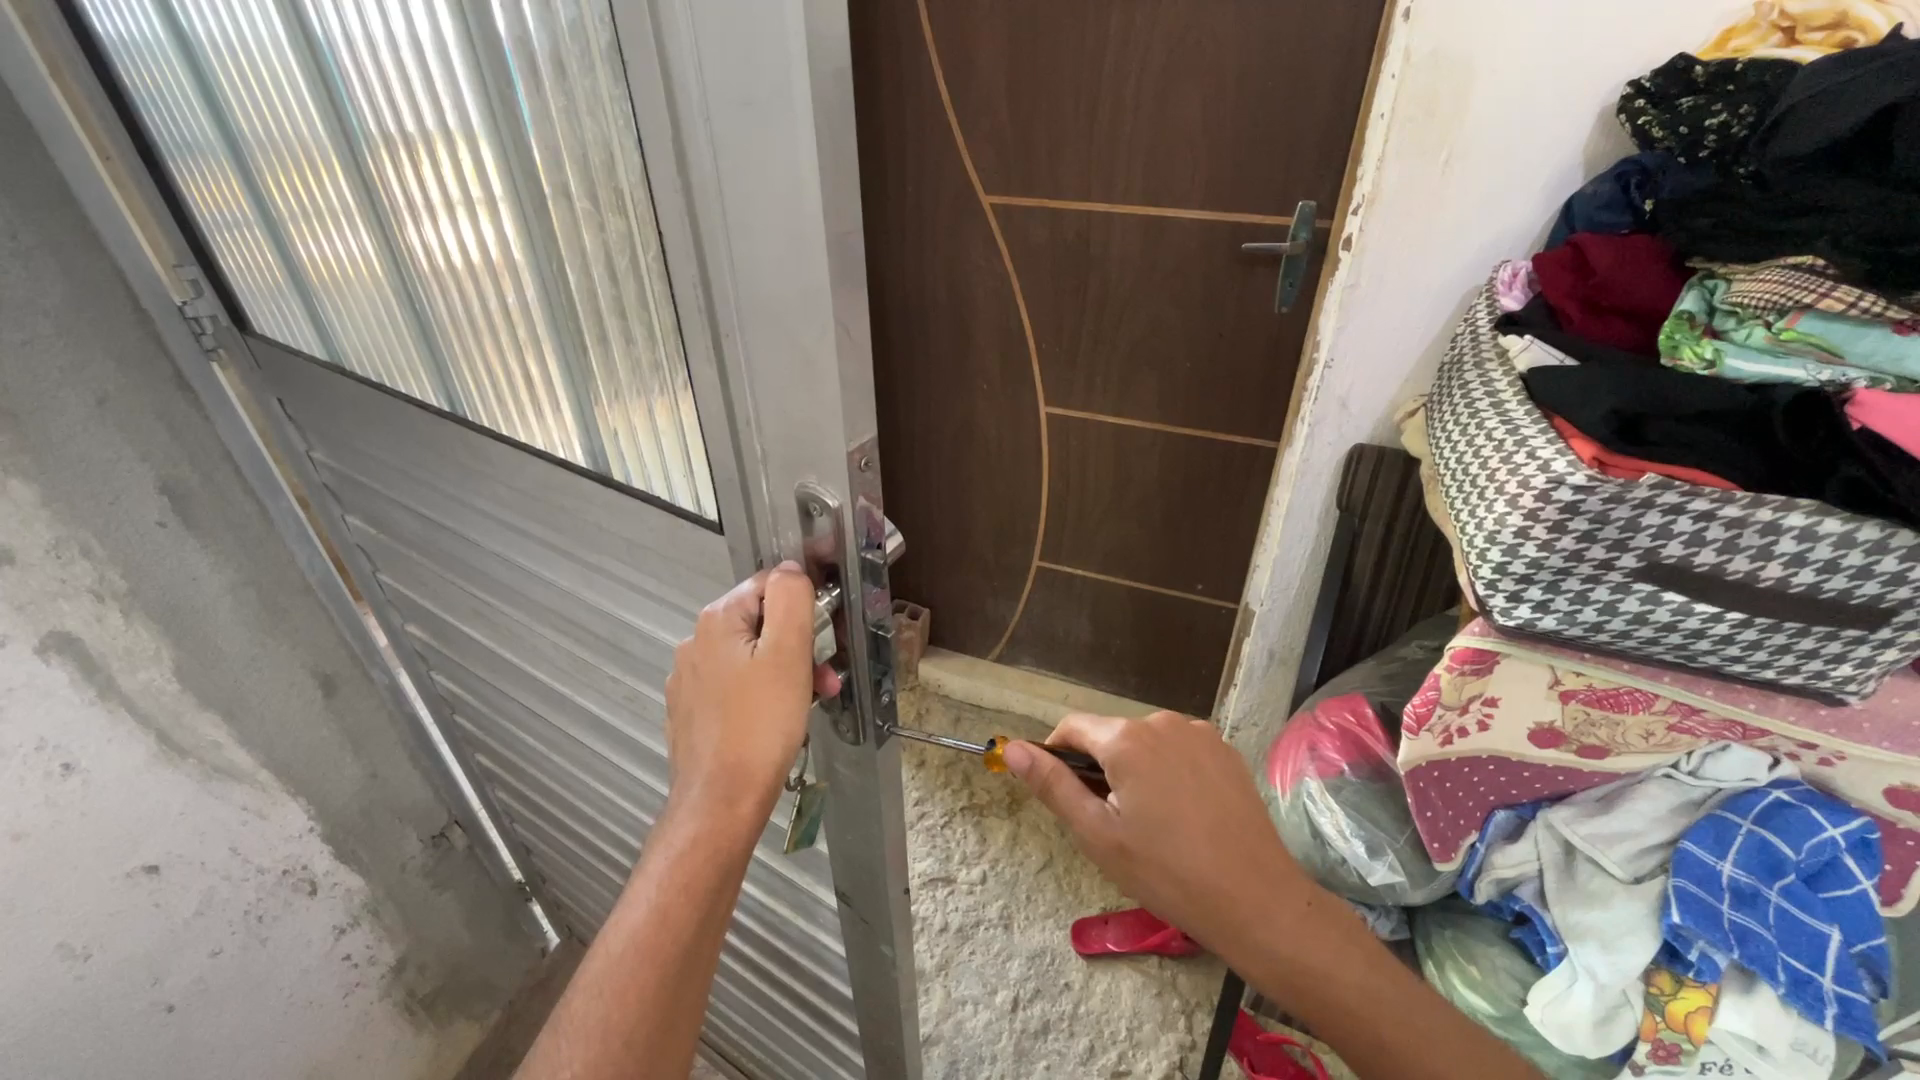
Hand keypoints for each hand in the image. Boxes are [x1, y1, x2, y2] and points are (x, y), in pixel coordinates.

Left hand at [664, 563, 829, 823]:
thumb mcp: (788, 653)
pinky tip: (779, 720)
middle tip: (825, 678)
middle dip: (799, 645)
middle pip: (760, 623)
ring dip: (786, 672)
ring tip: (812, 702)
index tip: (828, 634)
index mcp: (717, 619)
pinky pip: (735, 688)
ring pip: (750, 658)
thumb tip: (791, 569)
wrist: (722, 799)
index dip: (804, 603)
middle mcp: (695, 642)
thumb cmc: (761, 724)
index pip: (769, 584)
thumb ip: (792, 599)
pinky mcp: (690, 711)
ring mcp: (689, 679)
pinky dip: (762, 696)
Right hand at [1003, 711, 1327, 951]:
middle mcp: (1163, 722)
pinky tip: (1184, 814)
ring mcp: (1200, 734)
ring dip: (1136, 769)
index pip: (1072, 728)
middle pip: (1111, 735)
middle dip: (1101, 768)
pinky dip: (1169, 772)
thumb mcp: (1097, 834)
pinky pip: (1180, 750)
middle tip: (1113, 823)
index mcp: (1126, 739)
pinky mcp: (1227, 751)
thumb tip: (1012, 749)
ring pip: (1147, 743)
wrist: (1254, 898)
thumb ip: (1052, 785)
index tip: (1065, 796)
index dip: (1057, 756)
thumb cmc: (1166, 872)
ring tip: (1152, 823)